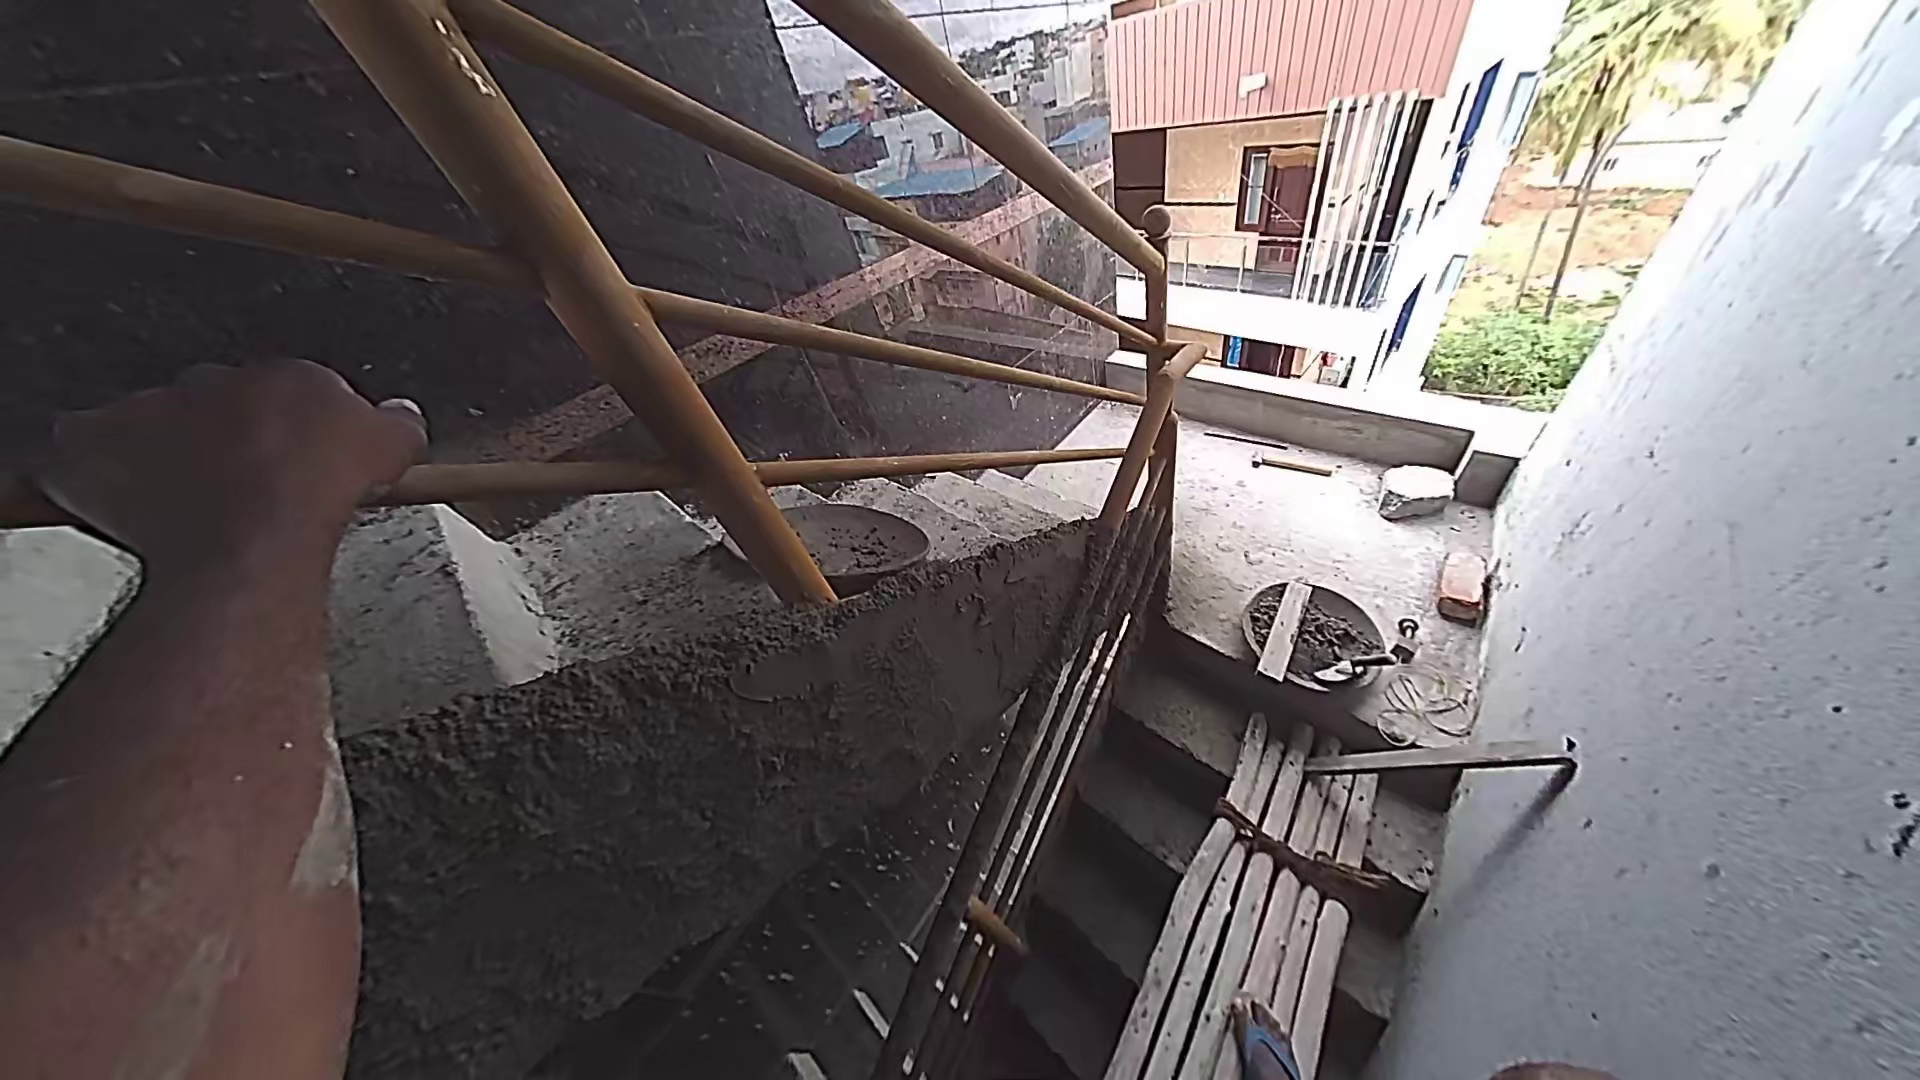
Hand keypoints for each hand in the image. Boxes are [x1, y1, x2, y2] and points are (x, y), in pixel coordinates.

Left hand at [39, 360, 425, 574]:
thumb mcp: (400, 449)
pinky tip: (164, 503)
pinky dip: (122, 476)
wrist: (254, 535)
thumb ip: (402, 420)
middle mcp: (215, 379)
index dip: (317, 424)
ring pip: (167, 424)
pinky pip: (98, 456)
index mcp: (292, 376)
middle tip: (273, 474)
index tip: (323, 453)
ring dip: (187, 450)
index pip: (306, 389)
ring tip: (221, 496)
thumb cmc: (325, 488)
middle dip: (248, 430)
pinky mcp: (86, 442)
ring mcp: (144, 406)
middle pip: (233, 400)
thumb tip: (401, 410)